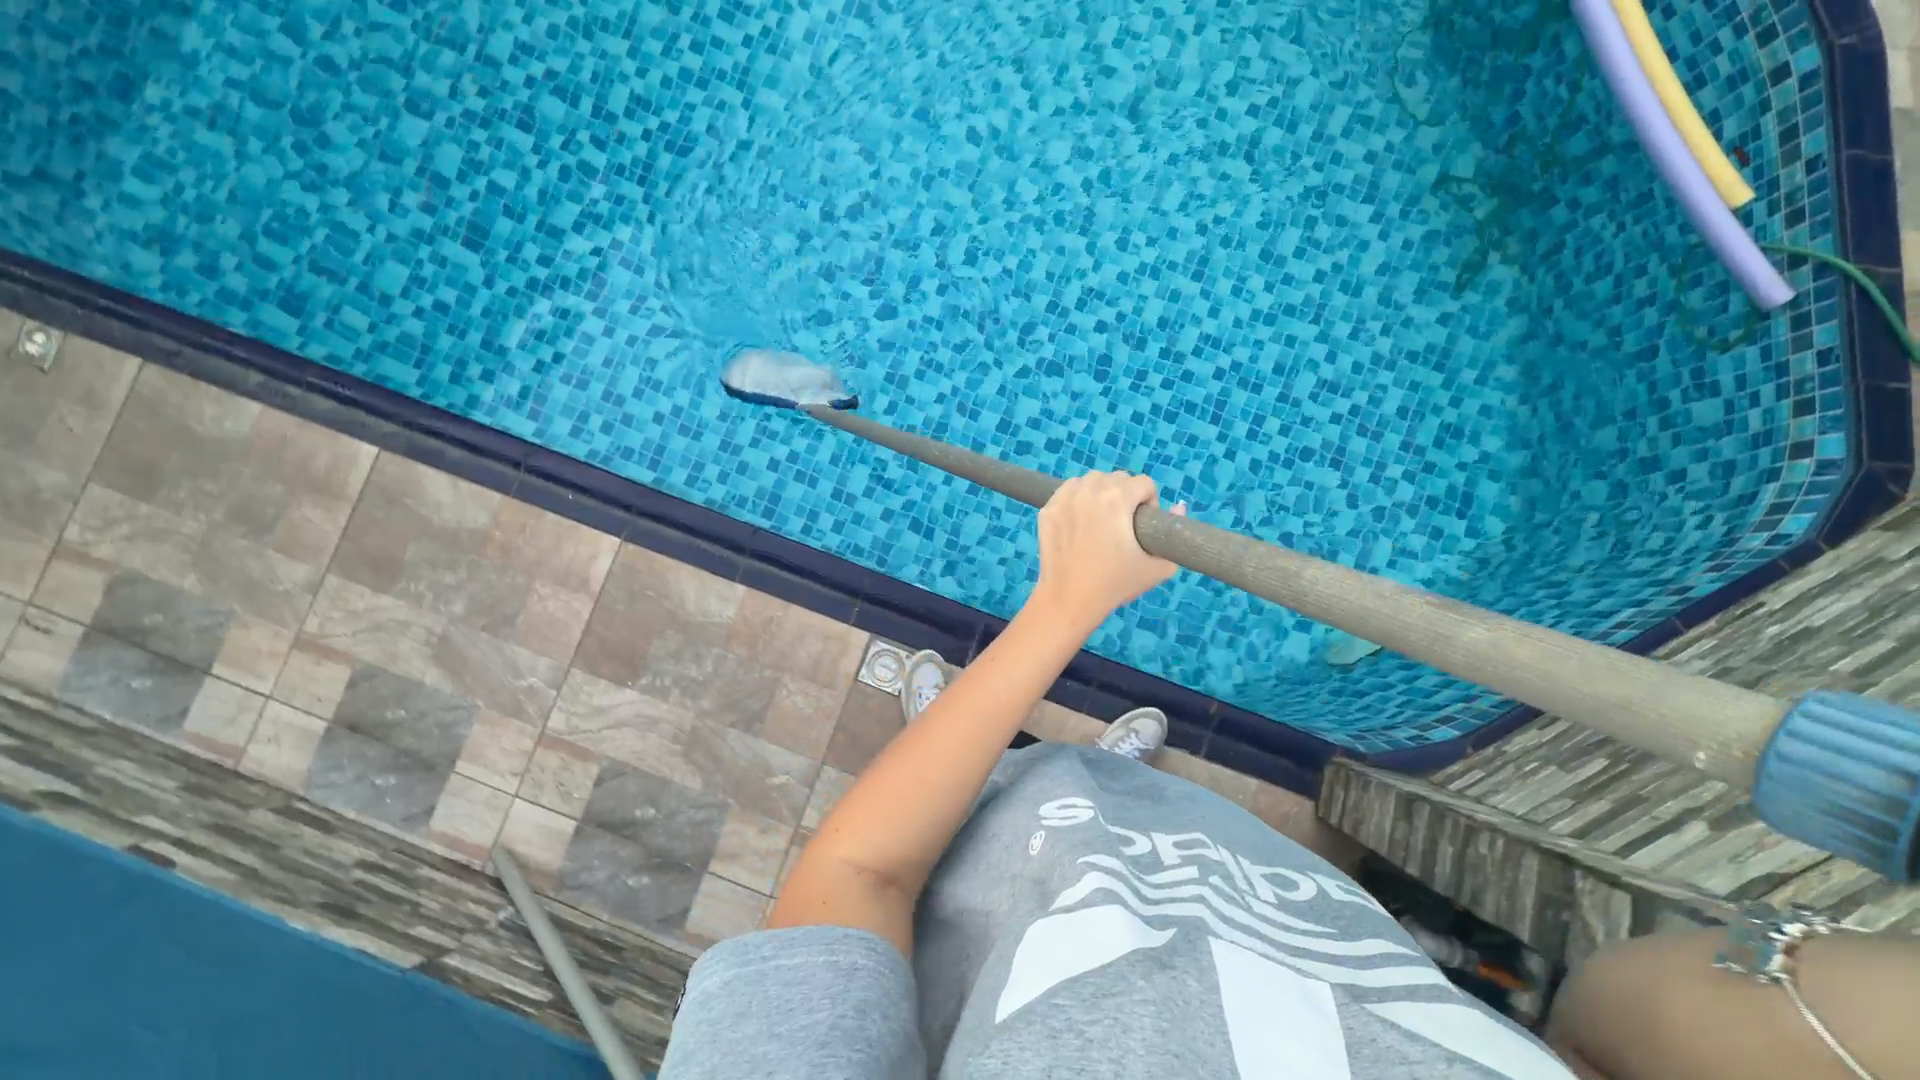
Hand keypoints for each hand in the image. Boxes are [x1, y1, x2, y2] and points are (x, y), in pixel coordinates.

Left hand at [1031, 471, 1182, 628]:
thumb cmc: (1115, 584)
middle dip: (1126, 496)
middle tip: (1122, 525)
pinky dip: (1078, 498)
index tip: (1143, 525)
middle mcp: (1090, 490)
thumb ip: (1175, 533)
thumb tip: (1180, 506)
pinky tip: (1080, 521)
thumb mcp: (1157, 567)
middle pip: (1117, 478)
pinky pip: (1069, 490)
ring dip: (1101, 493)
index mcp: (1117, 499)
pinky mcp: (1048, 508)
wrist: (1069, 599)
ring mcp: (1065, 498)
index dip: (1150, 502)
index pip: (1144, 483)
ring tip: (1102, 520)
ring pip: (1091, 480)